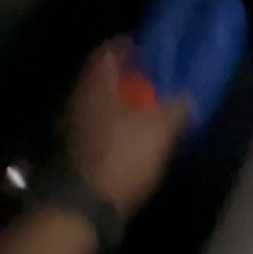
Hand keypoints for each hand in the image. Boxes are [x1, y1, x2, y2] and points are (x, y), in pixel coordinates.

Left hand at [63, 38, 189, 217]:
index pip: (109, 49)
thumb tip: (186, 96)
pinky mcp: (67, 150)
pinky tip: (127, 138)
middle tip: (151, 82)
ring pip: (95, 102)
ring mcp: (67, 124)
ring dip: (116, 103)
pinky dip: (109, 126)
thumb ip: (176, 107)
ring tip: (143, 111)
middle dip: (125, 78)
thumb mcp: (161, 130)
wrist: (82, 207)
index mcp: (96, 82)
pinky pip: (92, 126)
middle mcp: (76, 96)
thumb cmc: (122, 157)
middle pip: (100, 76)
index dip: (130, 46)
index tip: (150, 51)